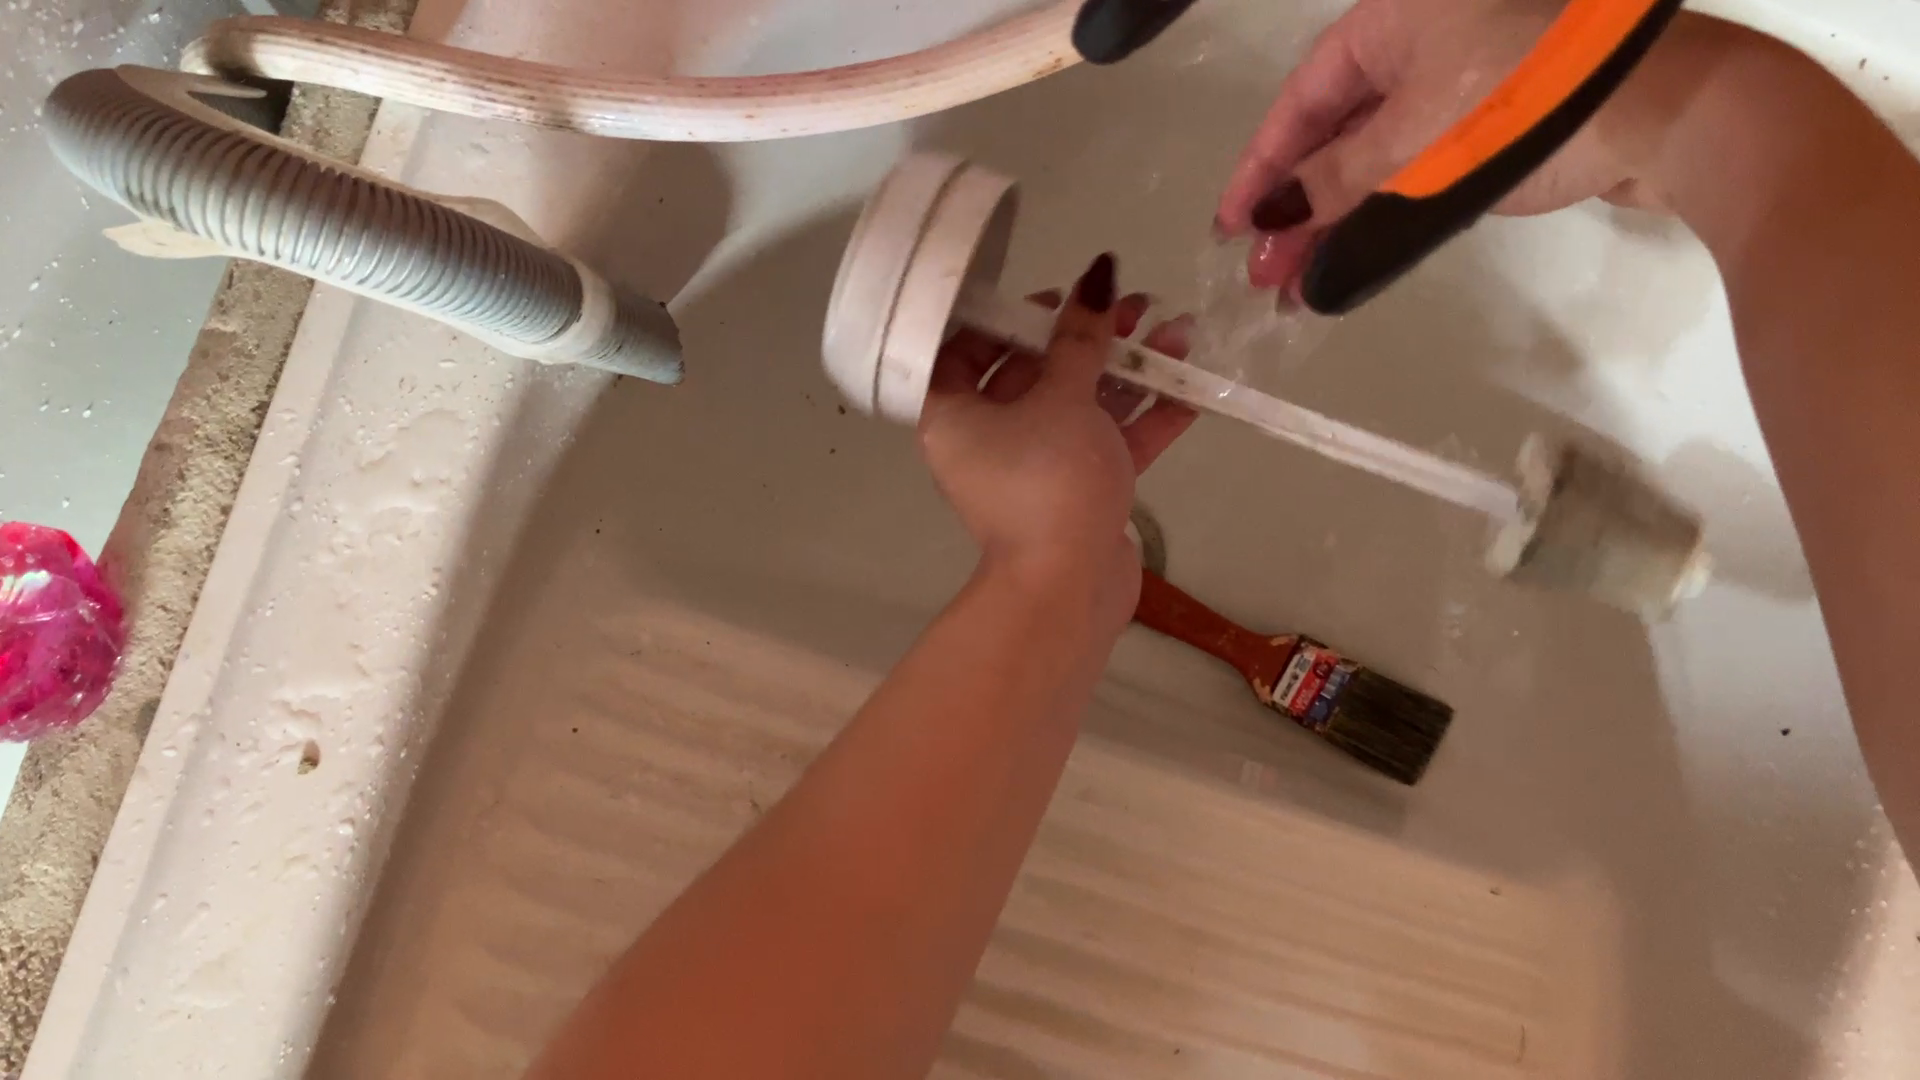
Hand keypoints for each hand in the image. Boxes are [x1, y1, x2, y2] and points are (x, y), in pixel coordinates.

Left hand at [917, 254, 1196, 621]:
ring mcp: (1034, 467)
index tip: (1054, 300)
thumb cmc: (1047, 480)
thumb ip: (1082, 337)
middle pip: (1034, 373)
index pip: (963, 351)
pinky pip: (1104, 442)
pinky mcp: (1075, 492)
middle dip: (1089, 338)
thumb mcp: (1063, 397)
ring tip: (1177, 331)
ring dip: (1127, 372)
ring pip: (1079, 406)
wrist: (1069, 586)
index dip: (1007, 319)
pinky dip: (1142, 417)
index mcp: (954, 415)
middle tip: (1134, 307)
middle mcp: (987, 439)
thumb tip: (1098, 274)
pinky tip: (1188, 384)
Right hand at [1216, 0, 1698, 294]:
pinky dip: (1368, 217)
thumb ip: (1331, 183)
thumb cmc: (1527, 102)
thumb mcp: (1411, 143)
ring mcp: (1448, 88)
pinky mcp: (1477, 126)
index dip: (1259, 169)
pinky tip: (1342, 261)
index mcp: (1392, 21)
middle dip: (1290, 210)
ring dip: (1324, 225)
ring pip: (1362, 162)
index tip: (1228, 227)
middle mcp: (1414, 47)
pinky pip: (1400, 173)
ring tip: (1292, 284)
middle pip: (1327, 137)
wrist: (1670, 113)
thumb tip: (1269, 222)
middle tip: (1258, 272)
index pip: (1300, 102)